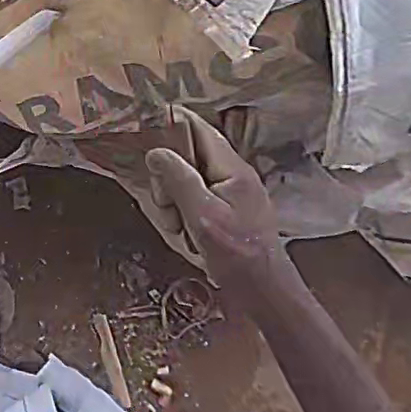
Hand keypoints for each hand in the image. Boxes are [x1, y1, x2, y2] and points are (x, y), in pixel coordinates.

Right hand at [145, 106, 283, 286]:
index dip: (176, 121)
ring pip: (187, 179)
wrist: (263, 290)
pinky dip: (182, 210)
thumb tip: (155, 151)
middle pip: (188, 157)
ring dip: (172, 198)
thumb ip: (178, 180)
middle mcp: (233, 175)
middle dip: (168, 177)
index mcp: (233, 170)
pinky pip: (194, 197)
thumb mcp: (201, 215)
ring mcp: (231, 192)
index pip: (201, 130)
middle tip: (165, 204)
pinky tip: (183, 230)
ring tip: (176, 225)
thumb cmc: (235, 252)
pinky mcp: (226, 209)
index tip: (147, 121)